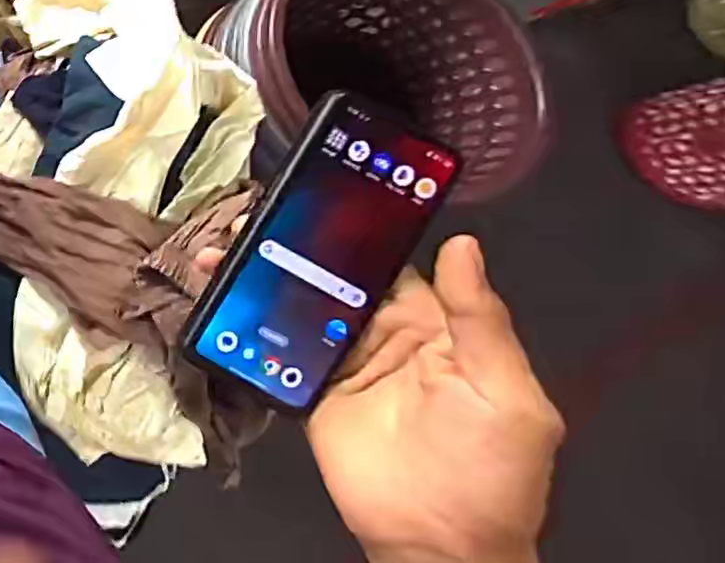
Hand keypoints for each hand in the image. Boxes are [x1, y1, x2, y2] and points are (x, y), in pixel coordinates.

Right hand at [195, 234, 562, 562]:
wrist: (433, 543)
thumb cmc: (489, 473)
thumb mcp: (507, 397)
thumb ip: (481, 322)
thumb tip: (463, 246)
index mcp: (428, 324)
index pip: (384, 261)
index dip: (353, 229)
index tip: (313, 196)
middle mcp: (376, 329)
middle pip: (326, 274)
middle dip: (289, 244)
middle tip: (247, 218)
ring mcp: (335, 354)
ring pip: (293, 298)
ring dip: (257, 273)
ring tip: (220, 249)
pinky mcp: (303, 377)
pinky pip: (272, 336)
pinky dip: (244, 313)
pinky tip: (218, 292)